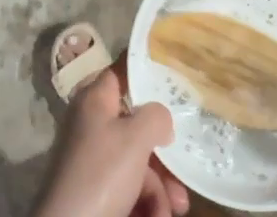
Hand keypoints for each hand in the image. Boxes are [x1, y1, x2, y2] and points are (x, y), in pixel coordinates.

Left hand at [32, 70, 189, 216]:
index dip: (146, 74)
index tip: (175, 82)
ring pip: (137, 164)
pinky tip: (157, 216)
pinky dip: (146, 202)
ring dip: (161, 188)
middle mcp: (92, 126)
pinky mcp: (96, 192)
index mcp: (94, 101)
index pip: (121, 73)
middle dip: (164, 156)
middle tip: (184, 173)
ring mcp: (93, 161)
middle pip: (137, 127)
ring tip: (175, 209)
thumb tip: (160, 118)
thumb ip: (155, 117)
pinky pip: (129, 189)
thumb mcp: (134, 138)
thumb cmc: (101, 174)